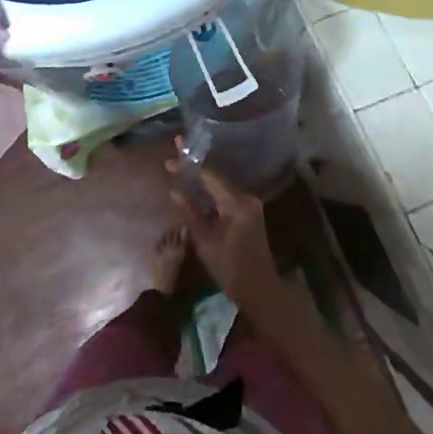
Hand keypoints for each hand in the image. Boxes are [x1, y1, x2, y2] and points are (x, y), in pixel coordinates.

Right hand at [167, 155, 284, 313]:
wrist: (260, 288)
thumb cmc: (230, 269)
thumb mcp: (205, 242)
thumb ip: (191, 213)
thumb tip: (175, 191)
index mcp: (236, 204)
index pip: (210, 176)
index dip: (190, 165)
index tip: (172, 156)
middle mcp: (246, 197)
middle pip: (217, 175)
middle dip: (196, 162)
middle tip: (177, 145)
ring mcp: (250, 203)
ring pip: (222, 182)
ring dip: (203, 173)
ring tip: (183, 158)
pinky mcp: (250, 209)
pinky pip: (227, 191)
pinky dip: (212, 185)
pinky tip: (198, 180)